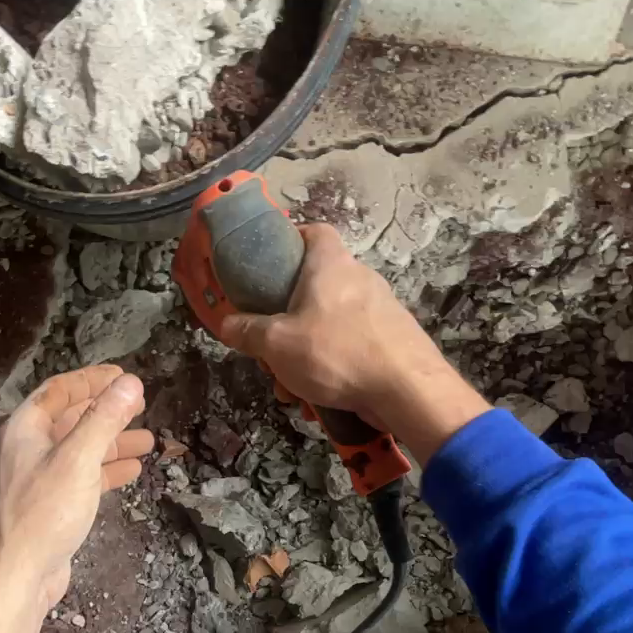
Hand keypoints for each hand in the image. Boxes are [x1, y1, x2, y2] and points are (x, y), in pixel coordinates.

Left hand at [0, 365, 152, 632]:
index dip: (90, 380)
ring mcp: (36, 479)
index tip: (122, 375)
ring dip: (111, 443)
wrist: (18, 575)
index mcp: (24, 430)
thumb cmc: (44, 513)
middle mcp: (26, 450)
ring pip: (78, 451)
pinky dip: (104, 471)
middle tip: (139, 405)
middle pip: (70, 420)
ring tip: (147, 440)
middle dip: (105, 412)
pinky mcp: (47, 506)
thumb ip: (104, 419)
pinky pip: (79, 478)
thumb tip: (131, 383)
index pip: (58, 391)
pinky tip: (130, 472)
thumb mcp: (78, 459)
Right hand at [218, 224, 490, 460]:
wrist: (406, 389)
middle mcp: (358, 277)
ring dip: (306, 355)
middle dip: (288, 322)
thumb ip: (248, 331)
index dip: (290, 241)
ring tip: (294, 390)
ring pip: (329, 325)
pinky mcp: (391, 337)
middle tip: (271, 351)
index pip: (313, 231)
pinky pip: (350, 346)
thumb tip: (226, 323)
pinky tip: (322, 401)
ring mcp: (379, 308)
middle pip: (314, 288)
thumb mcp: (276, 344)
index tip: (268, 265)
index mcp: (329, 264)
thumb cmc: (335, 352)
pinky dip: (332, 369)